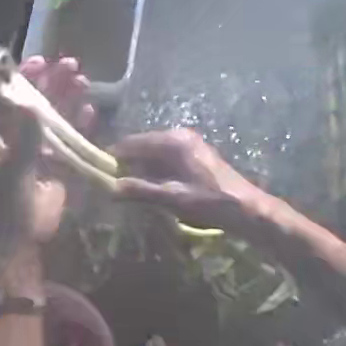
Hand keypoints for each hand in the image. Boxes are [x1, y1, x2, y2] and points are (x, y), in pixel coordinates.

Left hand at [0, 57, 94, 245]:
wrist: (18, 242)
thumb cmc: (4, 207)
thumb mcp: (12, 172)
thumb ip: (25, 141)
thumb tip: (34, 107)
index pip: (8, 99)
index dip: (22, 79)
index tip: (39, 61)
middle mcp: (16, 138)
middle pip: (35, 102)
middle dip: (50, 83)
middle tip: (69, 64)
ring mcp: (37, 151)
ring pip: (54, 118)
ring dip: (67, 99)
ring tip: (82, 79)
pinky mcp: (56, 166)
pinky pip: (69, 141)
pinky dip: (79, 126)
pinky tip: (90, 110)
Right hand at [112, 128, 274, 230]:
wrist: (247, 210)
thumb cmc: (209, 201)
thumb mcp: (171, 198)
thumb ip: (139, 190)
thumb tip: (110, 188)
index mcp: (173, 140)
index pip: (131, 143)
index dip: (113, 157)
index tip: (98, 172)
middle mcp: (179, 135)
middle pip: (141, 146)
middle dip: (126, 164)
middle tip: (111, 184)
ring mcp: (188, 144)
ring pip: (152, 153)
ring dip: (140, 169)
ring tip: (127, 189)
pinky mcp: (194, 155)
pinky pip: (165, 158)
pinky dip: (154, 171)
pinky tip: (149, 188)